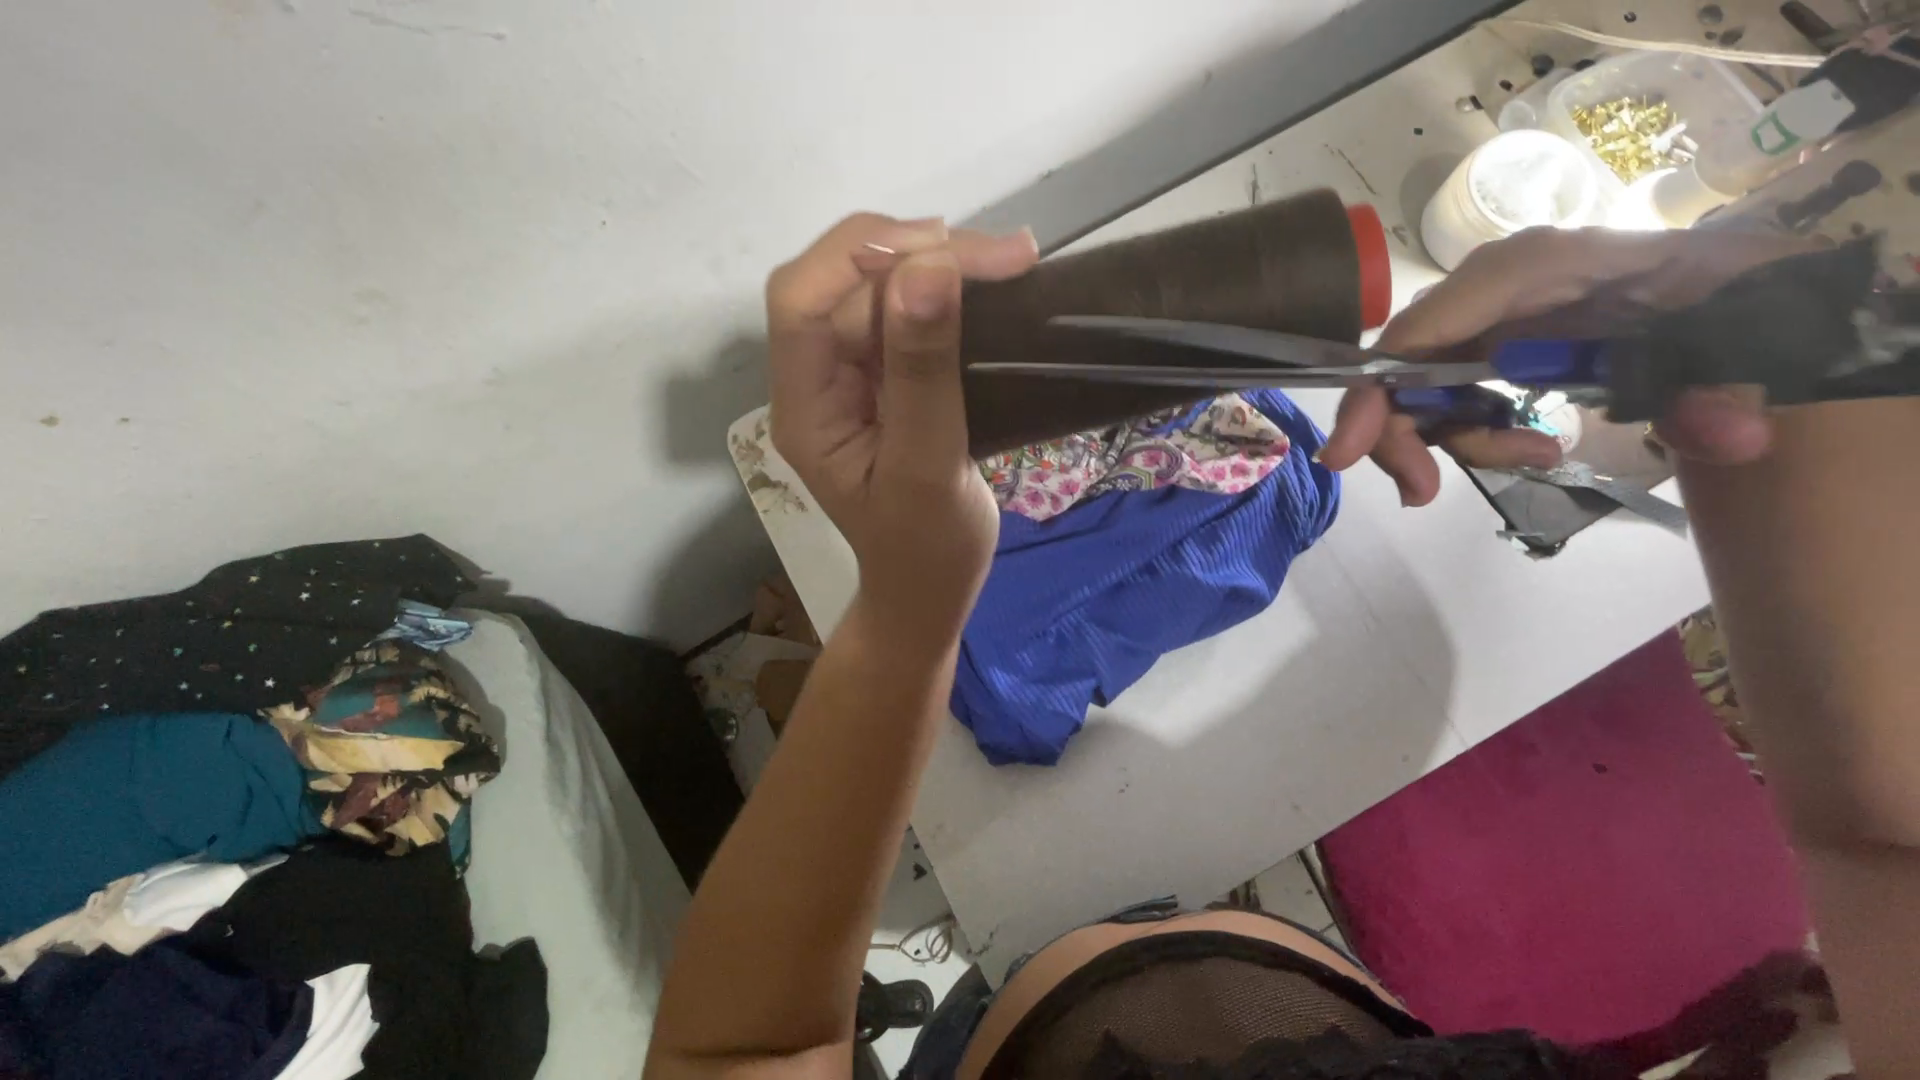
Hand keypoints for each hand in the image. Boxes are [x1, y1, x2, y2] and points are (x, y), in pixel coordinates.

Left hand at [765, 214, 1038, 644]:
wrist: (934, 584)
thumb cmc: (928, 547)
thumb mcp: (928, 467)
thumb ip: (923, 372)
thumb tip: (929, 268)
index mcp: (806, 408)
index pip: (803, 301)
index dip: (862, 259)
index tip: (946, 250)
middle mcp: (818, 379)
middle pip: (845, 284)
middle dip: (918, 254)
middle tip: (1006, 255)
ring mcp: (852, 375)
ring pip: (880, 289)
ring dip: (940, 262)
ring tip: (1009, 257)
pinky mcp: (887, 376)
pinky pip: (907, 312)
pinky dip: (948, 287)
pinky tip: (991, 279)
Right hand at [1317, 227, 1809, 506]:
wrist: (1750, 297)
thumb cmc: (1748, 292)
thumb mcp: (1765, 323)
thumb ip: (1740, 379)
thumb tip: (1727, 440)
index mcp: (1562, 263)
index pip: (1445, 312)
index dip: (1388, 375)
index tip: (1350, 450)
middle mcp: (1507, 286)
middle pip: (1409, 354)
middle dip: (1396, 426)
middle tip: (1421, 492)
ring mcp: (1496, 316)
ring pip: (1420, 380)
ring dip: (1444, 437)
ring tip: (1532, 459)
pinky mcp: (1496, 343)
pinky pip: (1448, 391)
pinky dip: (1468, 432)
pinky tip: (1531, 448)